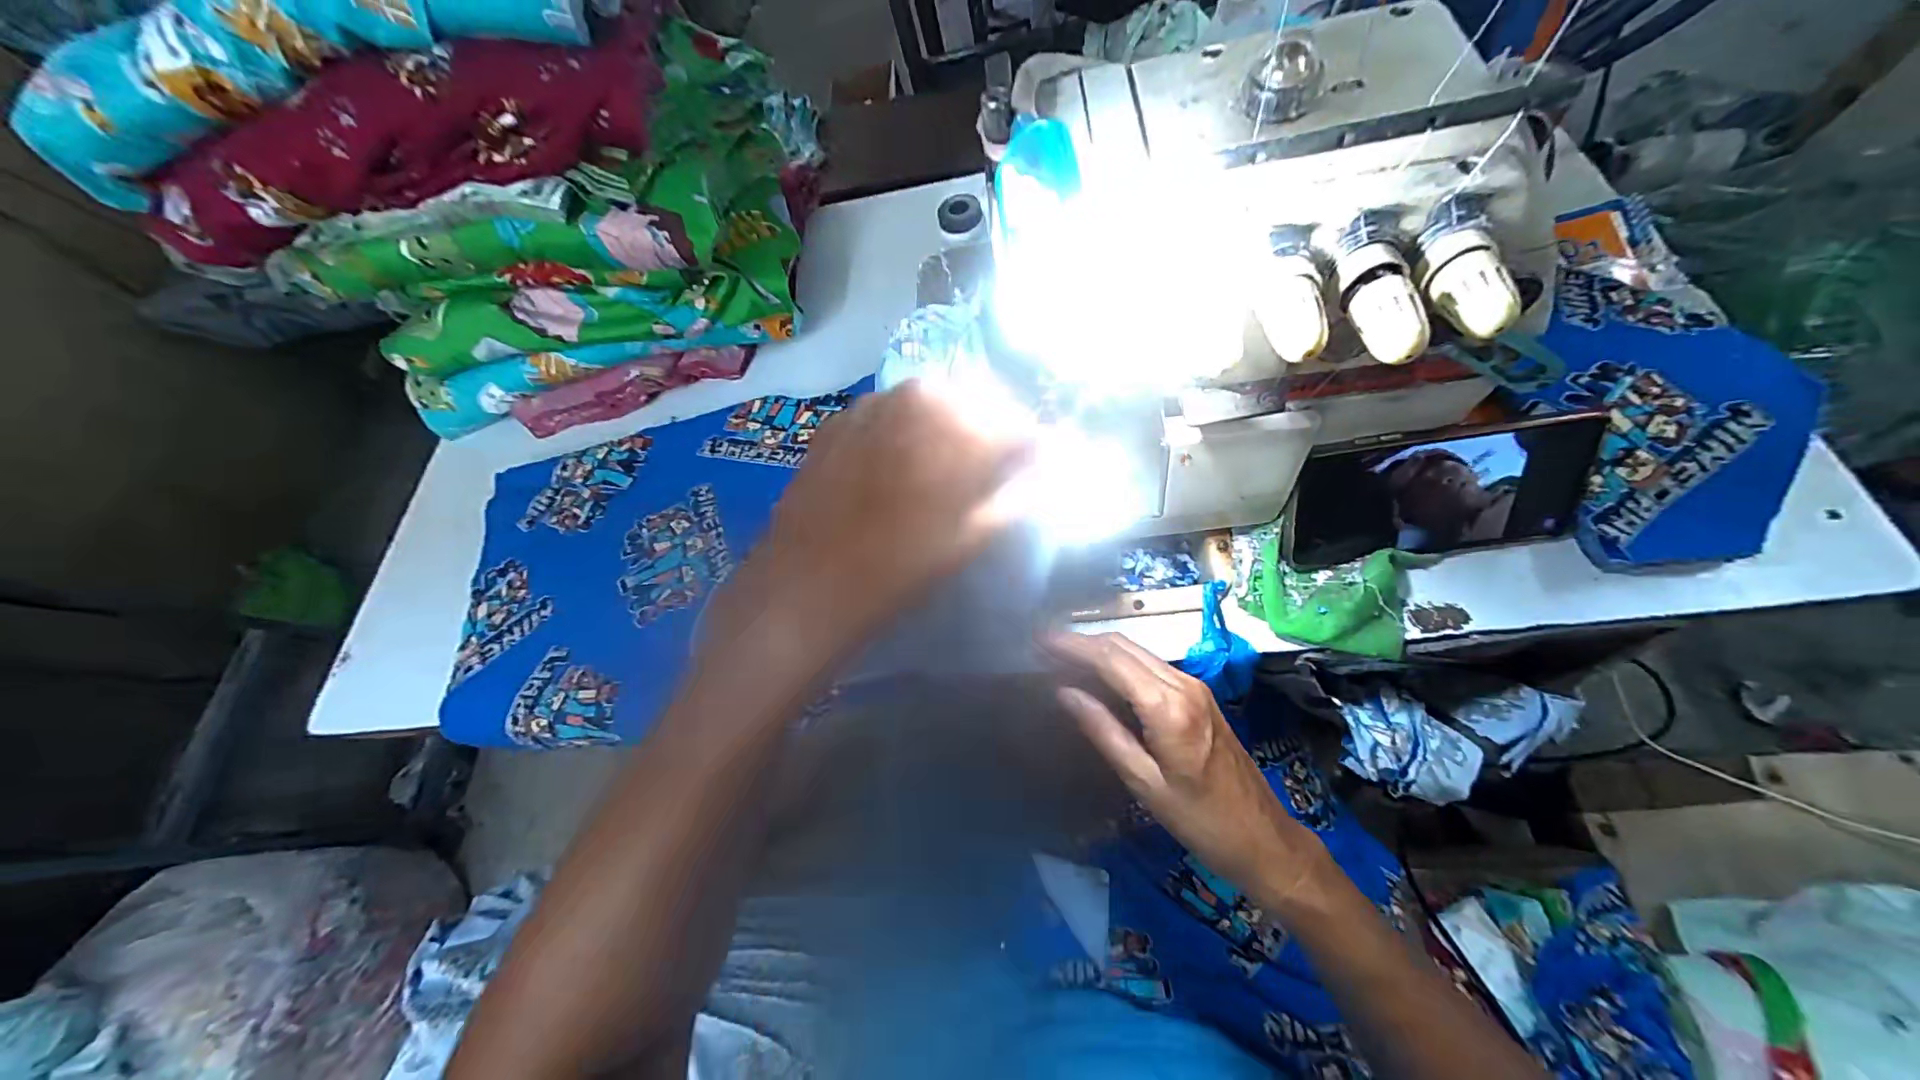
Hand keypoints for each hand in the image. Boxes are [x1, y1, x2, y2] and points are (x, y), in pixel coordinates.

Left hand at [703, 380, 1031, 661]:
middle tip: (983, 469)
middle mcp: (923, 399)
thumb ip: (1014, 497)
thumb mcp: (970, 540)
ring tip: (939, 465)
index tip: (1026, 471)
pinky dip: (904, 428)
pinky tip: (895, 463)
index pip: (1020, 427)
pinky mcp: (842, 418)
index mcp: (966, 431)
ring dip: (945, 425)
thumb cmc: (899, 570)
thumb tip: (1037, 473)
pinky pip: (890, 411)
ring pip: (931, 401)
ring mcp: (876, 402)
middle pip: (977, 403)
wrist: (807, 582)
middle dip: (988, 430)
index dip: (1028, 451)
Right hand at [1042, 632, 1328, 905]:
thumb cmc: (1200, 820)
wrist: (1263, 837)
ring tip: (1063, 659)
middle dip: (1082, 641)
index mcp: (1168, 707)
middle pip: (1124, 646)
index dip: (1071, 645)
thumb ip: (1103, 731)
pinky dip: (1120, 662)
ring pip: (1138, 652)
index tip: (1039, 641)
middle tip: (1044, 648)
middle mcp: (1183, 685)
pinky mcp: (1199, 696)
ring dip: (1100, 649)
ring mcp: (1195, 687)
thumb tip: (1065, 693)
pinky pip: (1151, 665)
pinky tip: (1099, 675)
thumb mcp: (1144, 782)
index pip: (1110, 659)